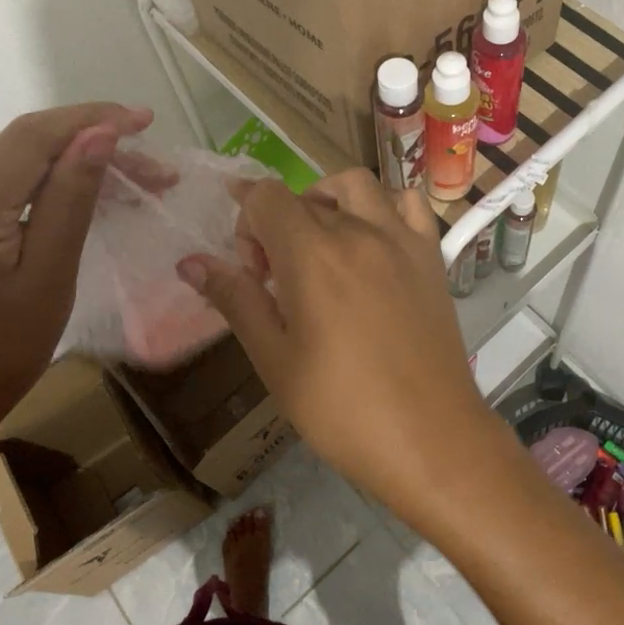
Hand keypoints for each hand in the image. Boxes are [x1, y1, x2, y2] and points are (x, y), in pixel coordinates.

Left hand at [0, 104, 153, 416]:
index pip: (27, 140)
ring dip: (73, 160)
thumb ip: (71, 198)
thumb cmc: (11, 344)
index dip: (88, 120)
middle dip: (91, 143)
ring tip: (134, 178)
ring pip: (15, 157)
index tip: (143, 120)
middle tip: (153, 166)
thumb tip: (100, 132)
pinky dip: (46, 176)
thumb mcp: (53, 275)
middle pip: (22, 146)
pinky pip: (0, 174)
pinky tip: (86, 188)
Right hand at [179, 170, 488, 510]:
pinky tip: (375, 241)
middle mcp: (359, 232)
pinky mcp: (433, 257)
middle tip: (278, 277)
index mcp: (313, 255)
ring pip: (358, 186)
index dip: (246, 223)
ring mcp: (402, 240)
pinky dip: (384, 206)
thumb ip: (236, 300)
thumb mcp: (275, 360)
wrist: (430, 438)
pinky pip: (409, 203)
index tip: (252, 273)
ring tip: (322, 244)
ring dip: (328, 200)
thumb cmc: (342, 409)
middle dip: (279, 222)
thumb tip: (191, 263)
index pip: (267, 197)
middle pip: (306, 195)